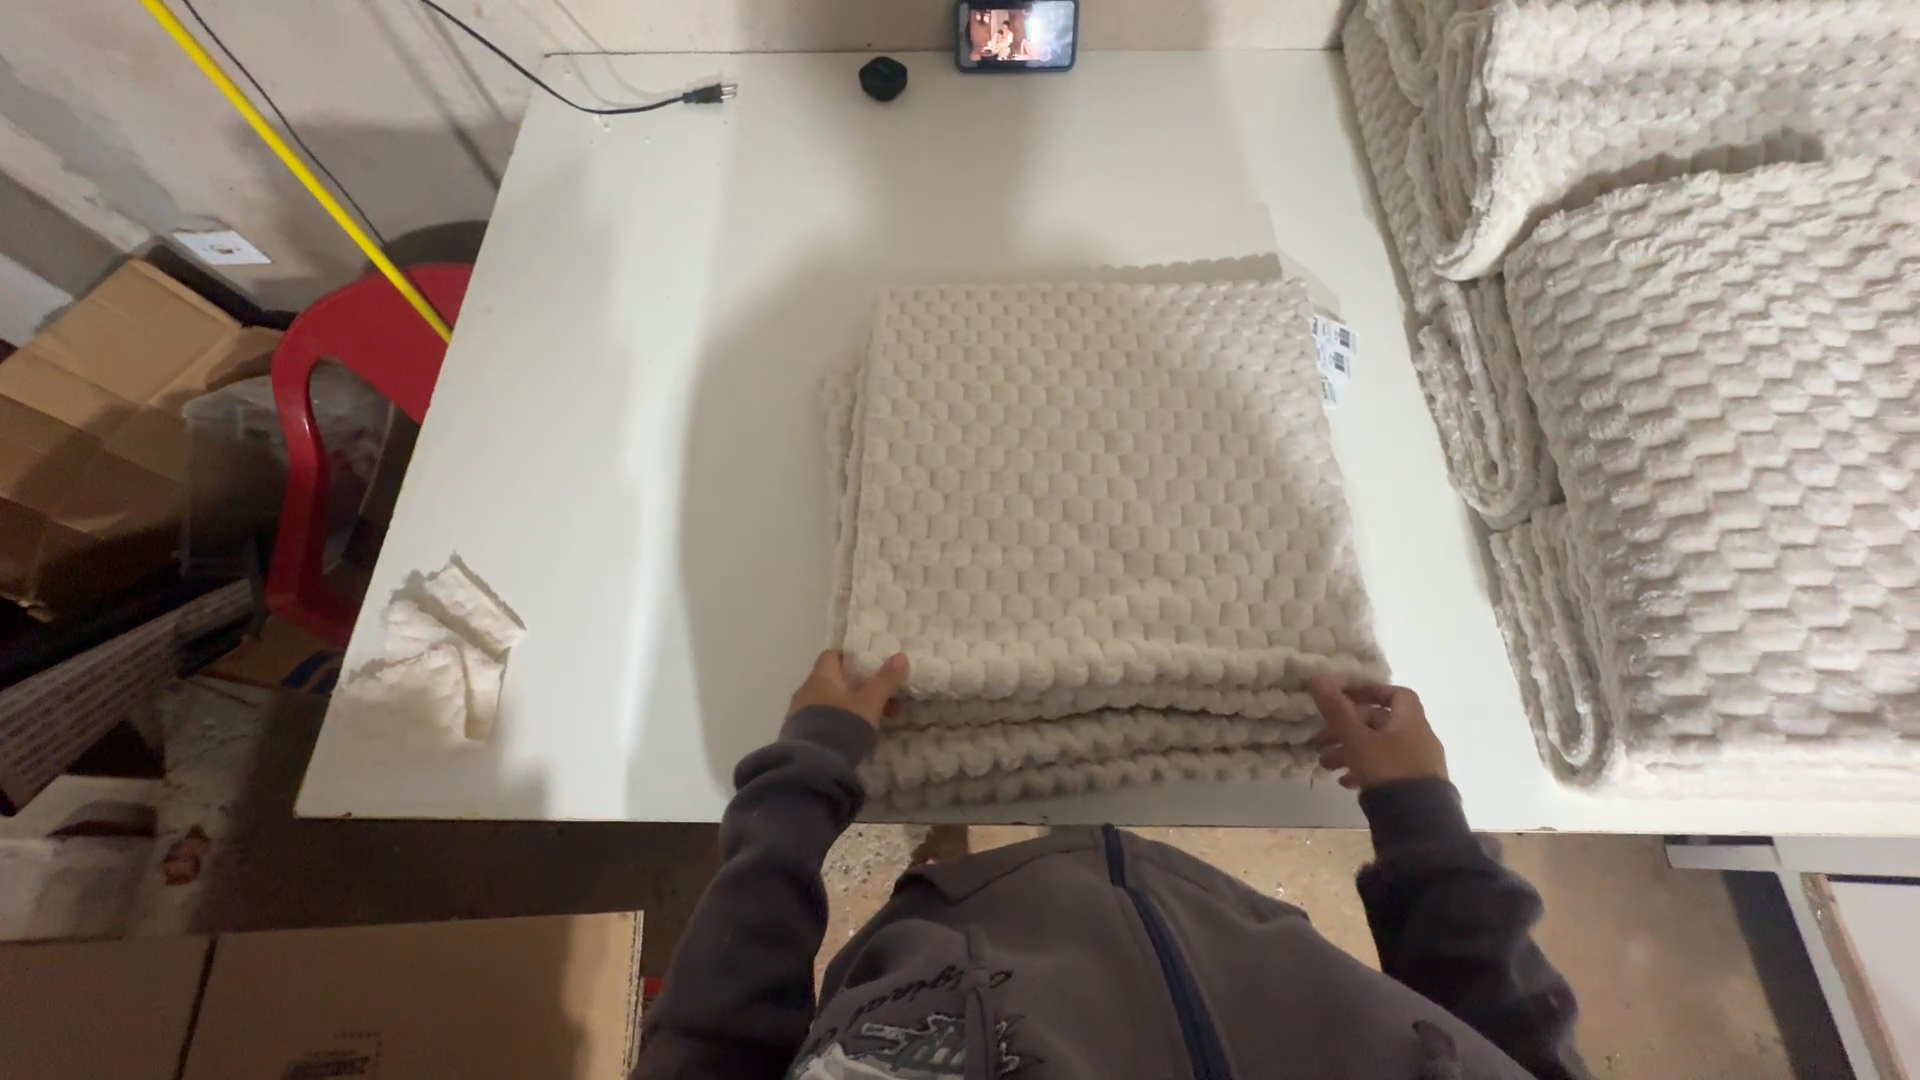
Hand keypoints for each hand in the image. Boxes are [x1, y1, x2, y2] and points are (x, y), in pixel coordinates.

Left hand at [788, 650, 909, 728]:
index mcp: (821, 677)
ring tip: (866, 721)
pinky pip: (818, 720)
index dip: (849, 658)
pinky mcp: (797, 735)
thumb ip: (885, 681)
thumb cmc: (842, 725)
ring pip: (825, 702)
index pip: (831, 655)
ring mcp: (798, 714)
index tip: (867, 667)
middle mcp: (805, 691)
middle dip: (854, 687)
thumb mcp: (869, 703)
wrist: (812, 765)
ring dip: (845, 706)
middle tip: (875, 698)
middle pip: (830, 680)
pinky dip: (834, 722)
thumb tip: (901, 657)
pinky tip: (849, 736)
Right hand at [1307, 675, 1446, 790]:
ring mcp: (1419, 764)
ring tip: (1325, 764)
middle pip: (1380, 723)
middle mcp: (1419, 738)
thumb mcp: (1356, 738)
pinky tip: (1344, 781)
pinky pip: (1386, 769)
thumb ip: (1336, 709)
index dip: (1370, 691)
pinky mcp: (1415, 786)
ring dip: (1350, 751)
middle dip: (1347, 728)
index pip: (1397, 694)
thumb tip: (1318, 676)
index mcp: (1411, 722)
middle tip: (1321, 739)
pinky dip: (1363, 769)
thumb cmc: (1387, 770)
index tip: (1344, 697)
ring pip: (1379, 747)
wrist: (1418, 822)